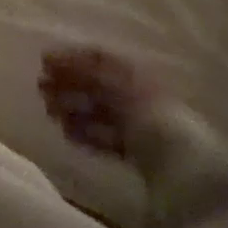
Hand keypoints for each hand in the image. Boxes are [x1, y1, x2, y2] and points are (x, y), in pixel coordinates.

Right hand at [39, 46, 158, 158]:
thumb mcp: (117, 87)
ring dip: (69, 109)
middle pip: (96, 86)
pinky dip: (82, 133)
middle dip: (66, 84)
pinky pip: (103, 137)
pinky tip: (66, 132)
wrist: (187, 171)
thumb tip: (48, 57)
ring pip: (96, 112)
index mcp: (138, 77)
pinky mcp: (134, 152)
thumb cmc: (152, 119)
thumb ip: (83, 71)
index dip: (71, 57)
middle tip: (41, 87)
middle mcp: (137, 97)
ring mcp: (137, 126)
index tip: (44, 61)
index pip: (100, 59)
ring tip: (50, 112)